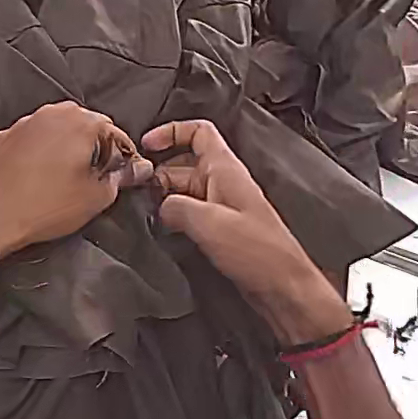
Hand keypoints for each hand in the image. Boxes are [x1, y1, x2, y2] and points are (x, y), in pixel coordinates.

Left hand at [0, 103, 153, 277]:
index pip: (116, 134)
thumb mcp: (96, 197)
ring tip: (65, 178)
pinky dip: (39, 152)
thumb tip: (137, 169)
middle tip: (95, 178)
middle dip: (94, 147)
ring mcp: (25, 124)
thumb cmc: (46, 206)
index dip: (123, 157)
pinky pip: (31, 139)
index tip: (123, 175)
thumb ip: (121, 177)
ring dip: (65, 147)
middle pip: (86, 125)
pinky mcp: (4, 137)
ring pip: (56, 129)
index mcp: (81, 122)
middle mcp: (52, 114)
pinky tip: (38, 176)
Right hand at [143, 120, 349, 344]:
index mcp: (224, 170)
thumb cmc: (256, 251)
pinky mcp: (218, 228)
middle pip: (182, 164)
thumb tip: (159, 207)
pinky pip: (188, 212)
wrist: (282, 286)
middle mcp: (222, 182)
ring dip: (161, 197)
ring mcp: (220, 205)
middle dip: (157, 173)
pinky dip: (171, 215)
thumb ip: (175, 206)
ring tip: (143, 211)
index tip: (146, 146)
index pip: (199, 132)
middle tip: (136, 190)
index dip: (171, 132)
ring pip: (182, 189)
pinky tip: (160, 228)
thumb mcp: (209, 223)